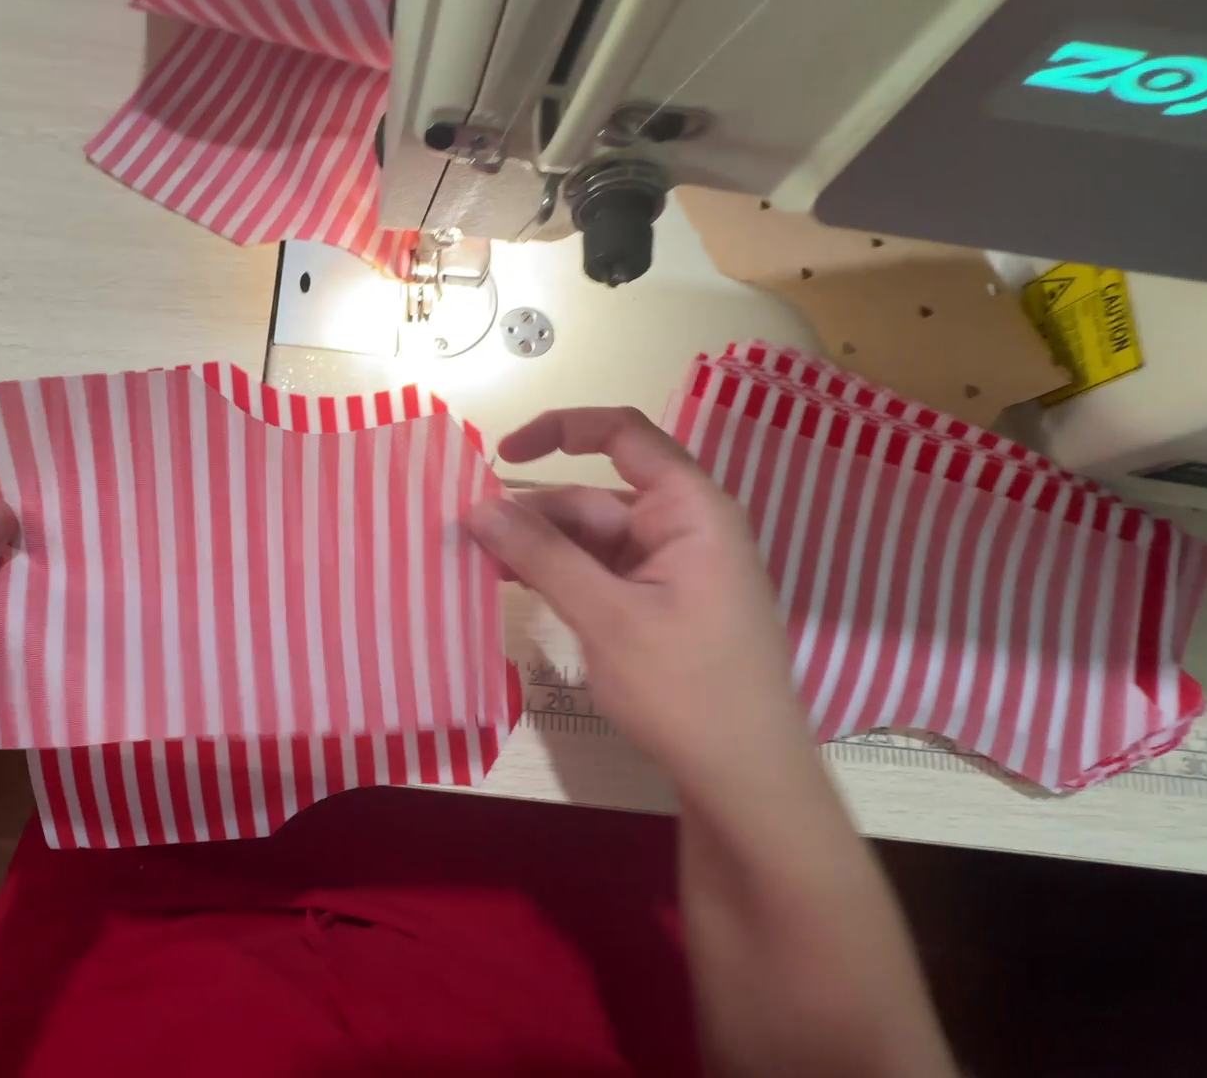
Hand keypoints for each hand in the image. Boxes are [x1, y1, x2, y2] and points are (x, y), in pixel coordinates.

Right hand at [468, 408, 809, 773]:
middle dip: (530, 512)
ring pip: (588, 538)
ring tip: (476, 563)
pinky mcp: (653, 604)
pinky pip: (596, 572)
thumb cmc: (685, 688)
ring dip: (535, 548)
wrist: (742, 777)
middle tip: (463, 533)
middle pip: (592, 496)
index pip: (623, 435)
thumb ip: (542, 555)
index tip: (500, 453)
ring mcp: (667, 569)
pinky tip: (510, 584)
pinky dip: (555, 574)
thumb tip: (477, 505)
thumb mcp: (606, 616)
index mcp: (690, 509)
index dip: (560, 429)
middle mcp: (680, 527)